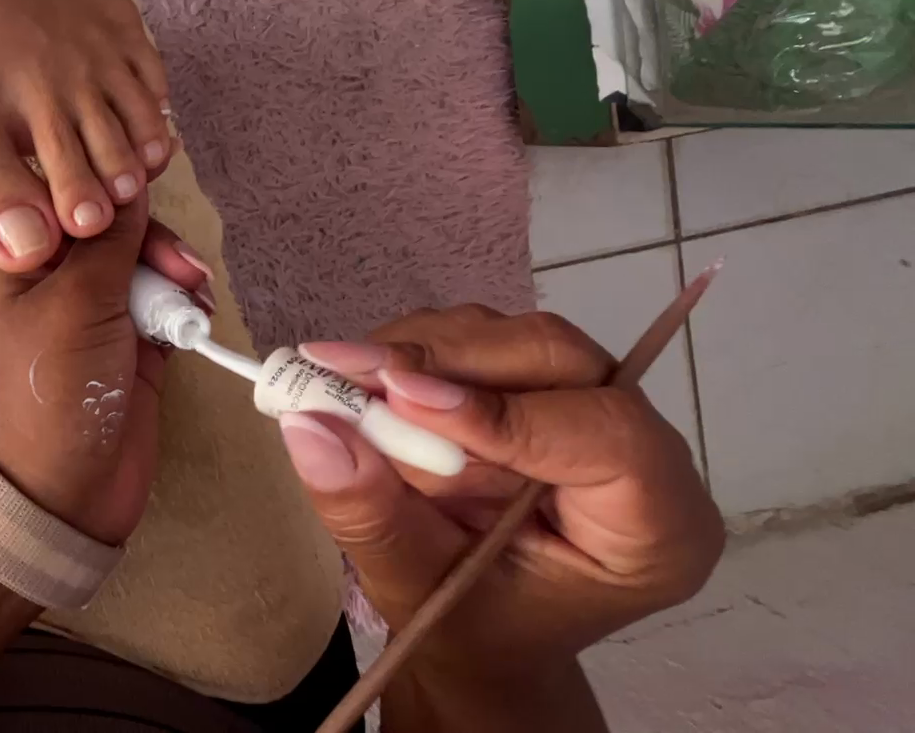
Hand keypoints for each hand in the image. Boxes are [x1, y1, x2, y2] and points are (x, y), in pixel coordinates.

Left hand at [0, 198, 210, 545]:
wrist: (59, 494)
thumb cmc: (50, 388)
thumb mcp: (75, 302)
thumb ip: (110, 242)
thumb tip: (130, 183)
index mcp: (25, 260)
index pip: (72, 199)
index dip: (111, 186)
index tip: (155, 173)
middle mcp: (60, 280)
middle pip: (117, 231)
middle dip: (154, 241)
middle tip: (183, 268)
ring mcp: (100, 315)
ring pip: (148, 266)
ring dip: (176, 274)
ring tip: (194, 296)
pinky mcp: (135, 347)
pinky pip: (168, 306)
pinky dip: (186, 306)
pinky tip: (197, 317)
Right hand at [286, 308, 724, 712]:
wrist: (473, 619)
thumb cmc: (463, 622)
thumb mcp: (410, 583)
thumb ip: (368, 512)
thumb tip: (306, 424)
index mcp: (648, 527)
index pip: (608, 438)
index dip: (500, 411)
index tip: (397, 396)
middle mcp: (631, 450)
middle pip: (556, 358)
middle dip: (442, 359)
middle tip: (345, 368)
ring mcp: (576, 403)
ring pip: (505, 334)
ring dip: (415, 349)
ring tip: (345, 382)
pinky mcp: (525, 380)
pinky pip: (470, 333)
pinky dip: (407, 346)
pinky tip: (365, 381)